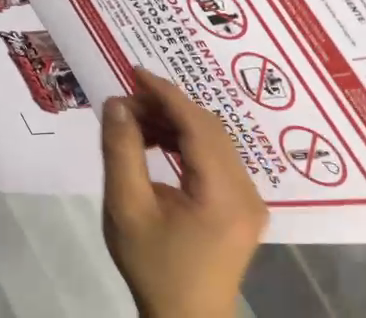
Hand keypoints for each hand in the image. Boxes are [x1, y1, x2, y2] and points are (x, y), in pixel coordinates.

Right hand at [100, 68, 266, 317]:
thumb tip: (117, 103)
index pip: (198, 126)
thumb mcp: (126, 204)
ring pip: (213, 142)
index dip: (165, 93)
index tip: (132, 71)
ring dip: (174, 122)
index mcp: (223, 193)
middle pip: (210, 130)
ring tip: (132, 121)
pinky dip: (183, 142)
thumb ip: (121, 150)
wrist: (185, 316)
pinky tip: (153, 143)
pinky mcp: (240, 209)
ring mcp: (248, 202)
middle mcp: (246, 193)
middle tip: (123, 100)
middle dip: (166, 105)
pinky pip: (214, 160)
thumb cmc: (153, 262)